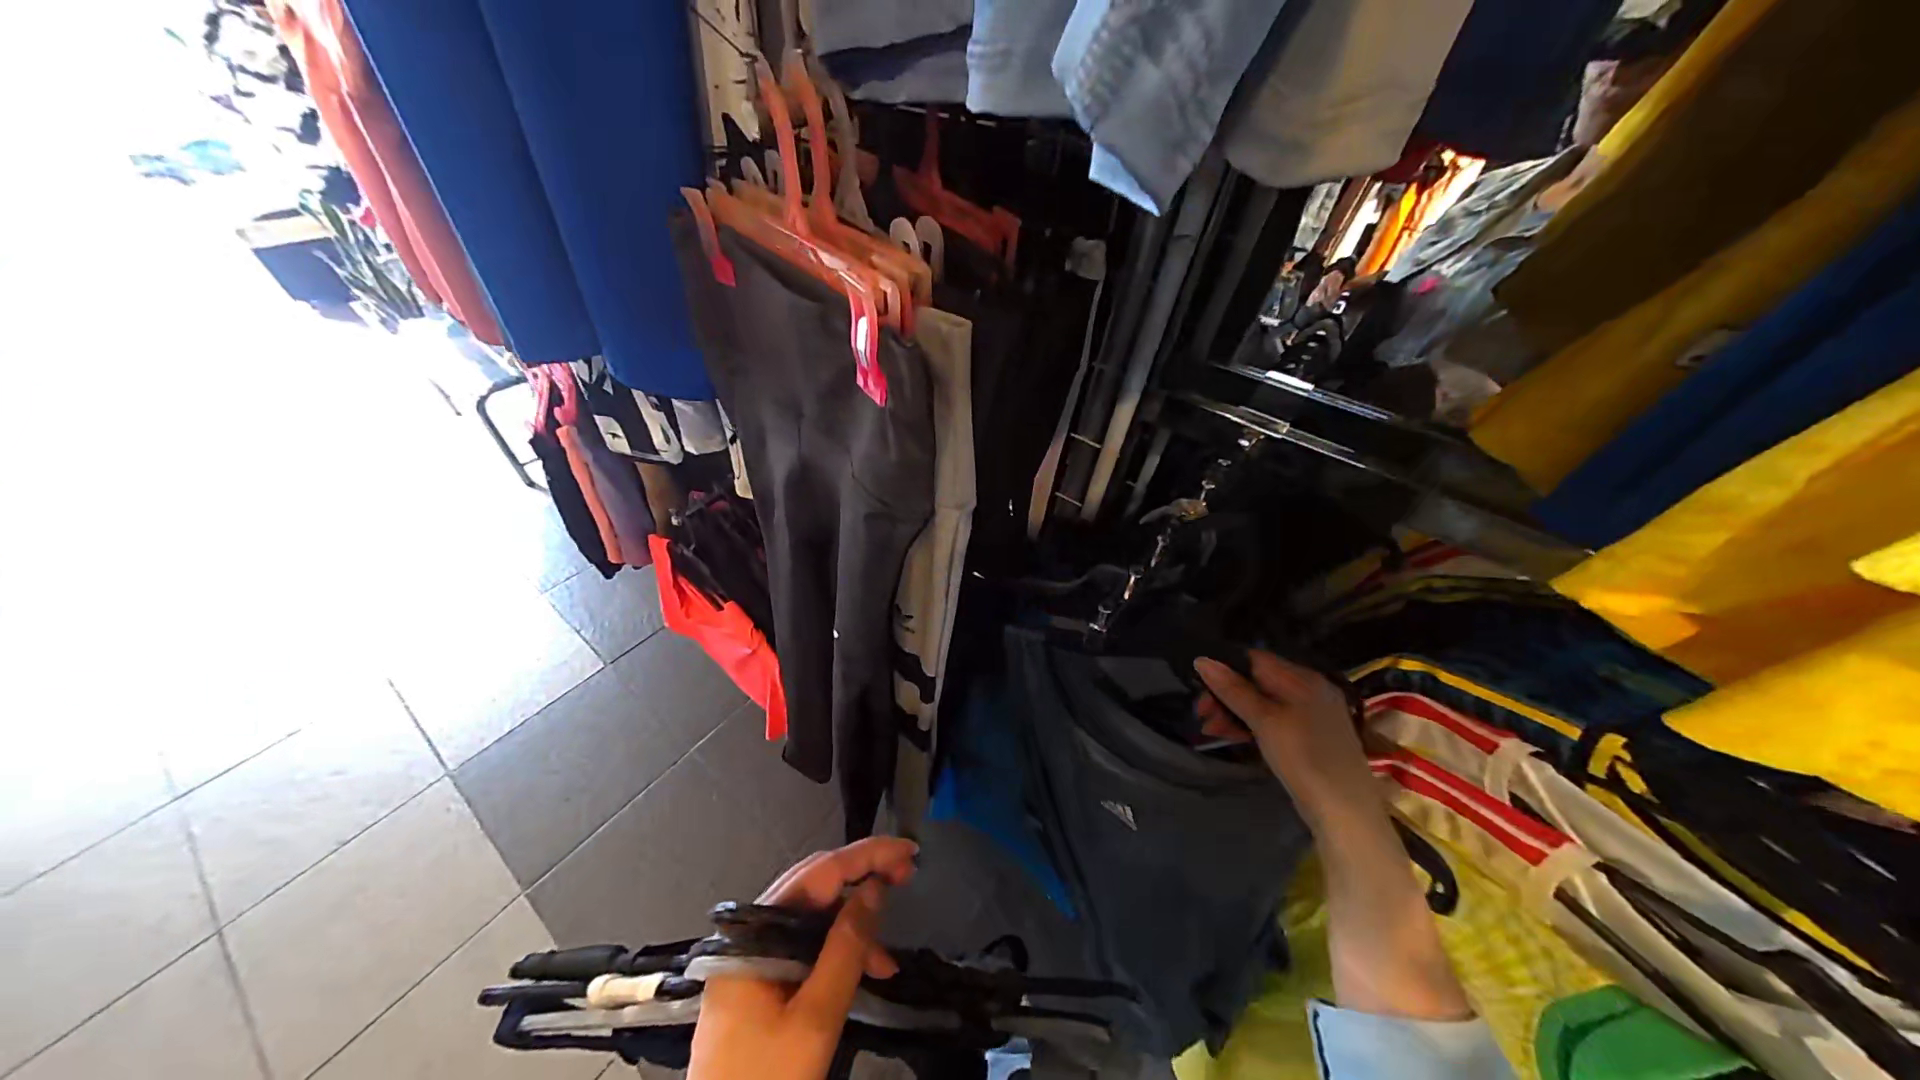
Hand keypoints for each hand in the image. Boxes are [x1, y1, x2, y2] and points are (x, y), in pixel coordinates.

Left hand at [688, 837, 918, 1079]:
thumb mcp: (815, 1018)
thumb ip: (845, 948)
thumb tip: (874, 888)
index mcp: (753, 935)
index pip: (818, 873)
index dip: (867, 855)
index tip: (908, 849)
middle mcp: (750, 935)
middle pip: (815, 887)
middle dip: (864, 877)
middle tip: (908, 875)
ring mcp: (753, 958)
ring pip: (813, 918)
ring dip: (854, 926)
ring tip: (888, 959)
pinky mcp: (761, 981)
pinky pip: (805, 946)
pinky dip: (839, 952)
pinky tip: (867, 972)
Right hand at [1195, 651, 1378, 826]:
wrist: (1345, 811)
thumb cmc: (1303, 758)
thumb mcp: (1264, 721)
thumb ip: (1233, 689)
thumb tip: (1202, 659)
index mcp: (1304, 679)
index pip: (1256, 659)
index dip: (1226, 669)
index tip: (1201, 689)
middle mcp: (1310, 690)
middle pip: (1258, 681)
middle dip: (1226, 696)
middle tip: (1202, 716)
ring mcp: (1312, 715)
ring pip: (1263, 703)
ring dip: (1234, 713)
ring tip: (1211, 731)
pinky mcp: (1309, 737)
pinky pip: (1274, 720)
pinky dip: (1252, 725)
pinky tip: (1232, 737)